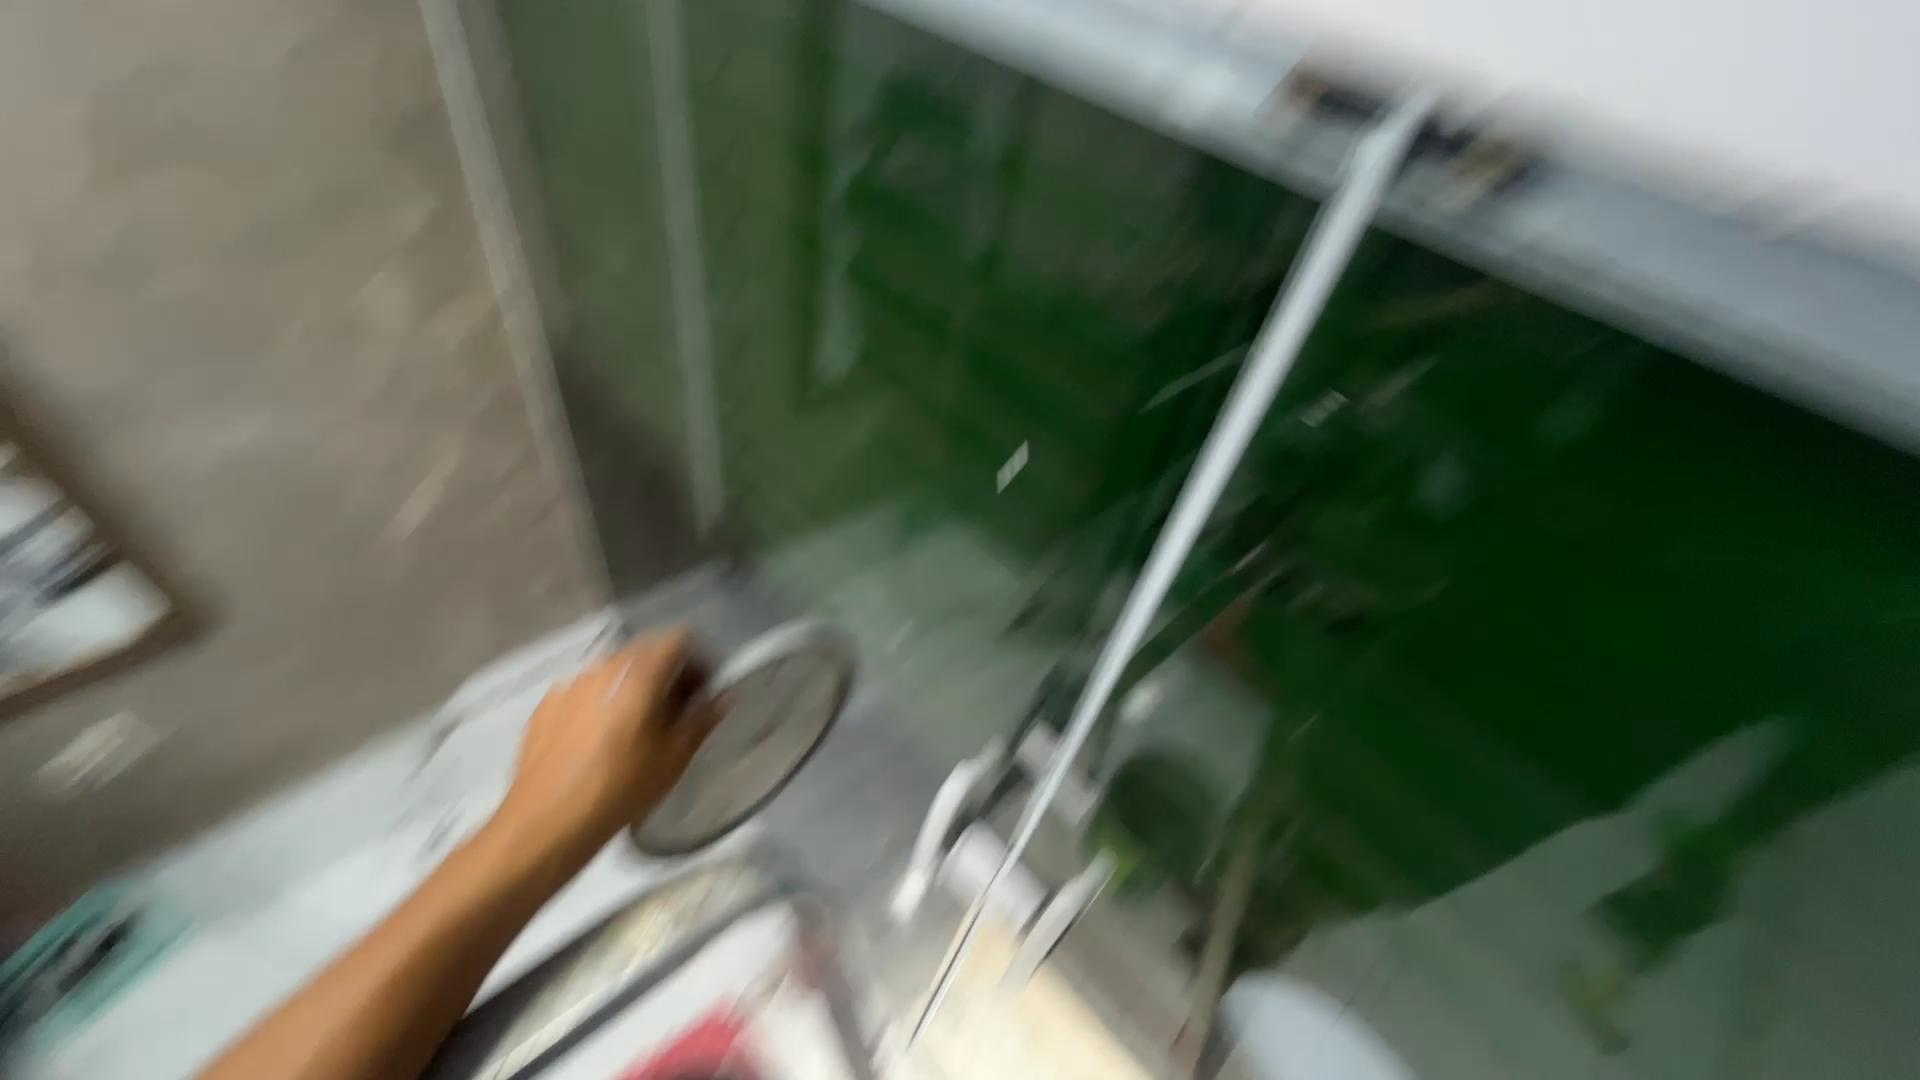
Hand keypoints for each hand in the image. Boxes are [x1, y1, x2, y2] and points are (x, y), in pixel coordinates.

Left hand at [492, 627, 716, 858]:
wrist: (546, 823)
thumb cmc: (622, 788)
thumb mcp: (674, 757)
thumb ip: (702, 719)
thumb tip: (722, 697)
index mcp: (640, 672)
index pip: (679, 640)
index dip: (698, 659)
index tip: (704, 687)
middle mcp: (603, 666)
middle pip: (645, 652)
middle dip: (666, 673)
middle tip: (676, 708)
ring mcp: (570, 684)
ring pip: (614, 671)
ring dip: (633, 687)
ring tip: (637, 725)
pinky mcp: (546, 705)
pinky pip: (585, 691)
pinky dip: (601, 702)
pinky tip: (599, 739)